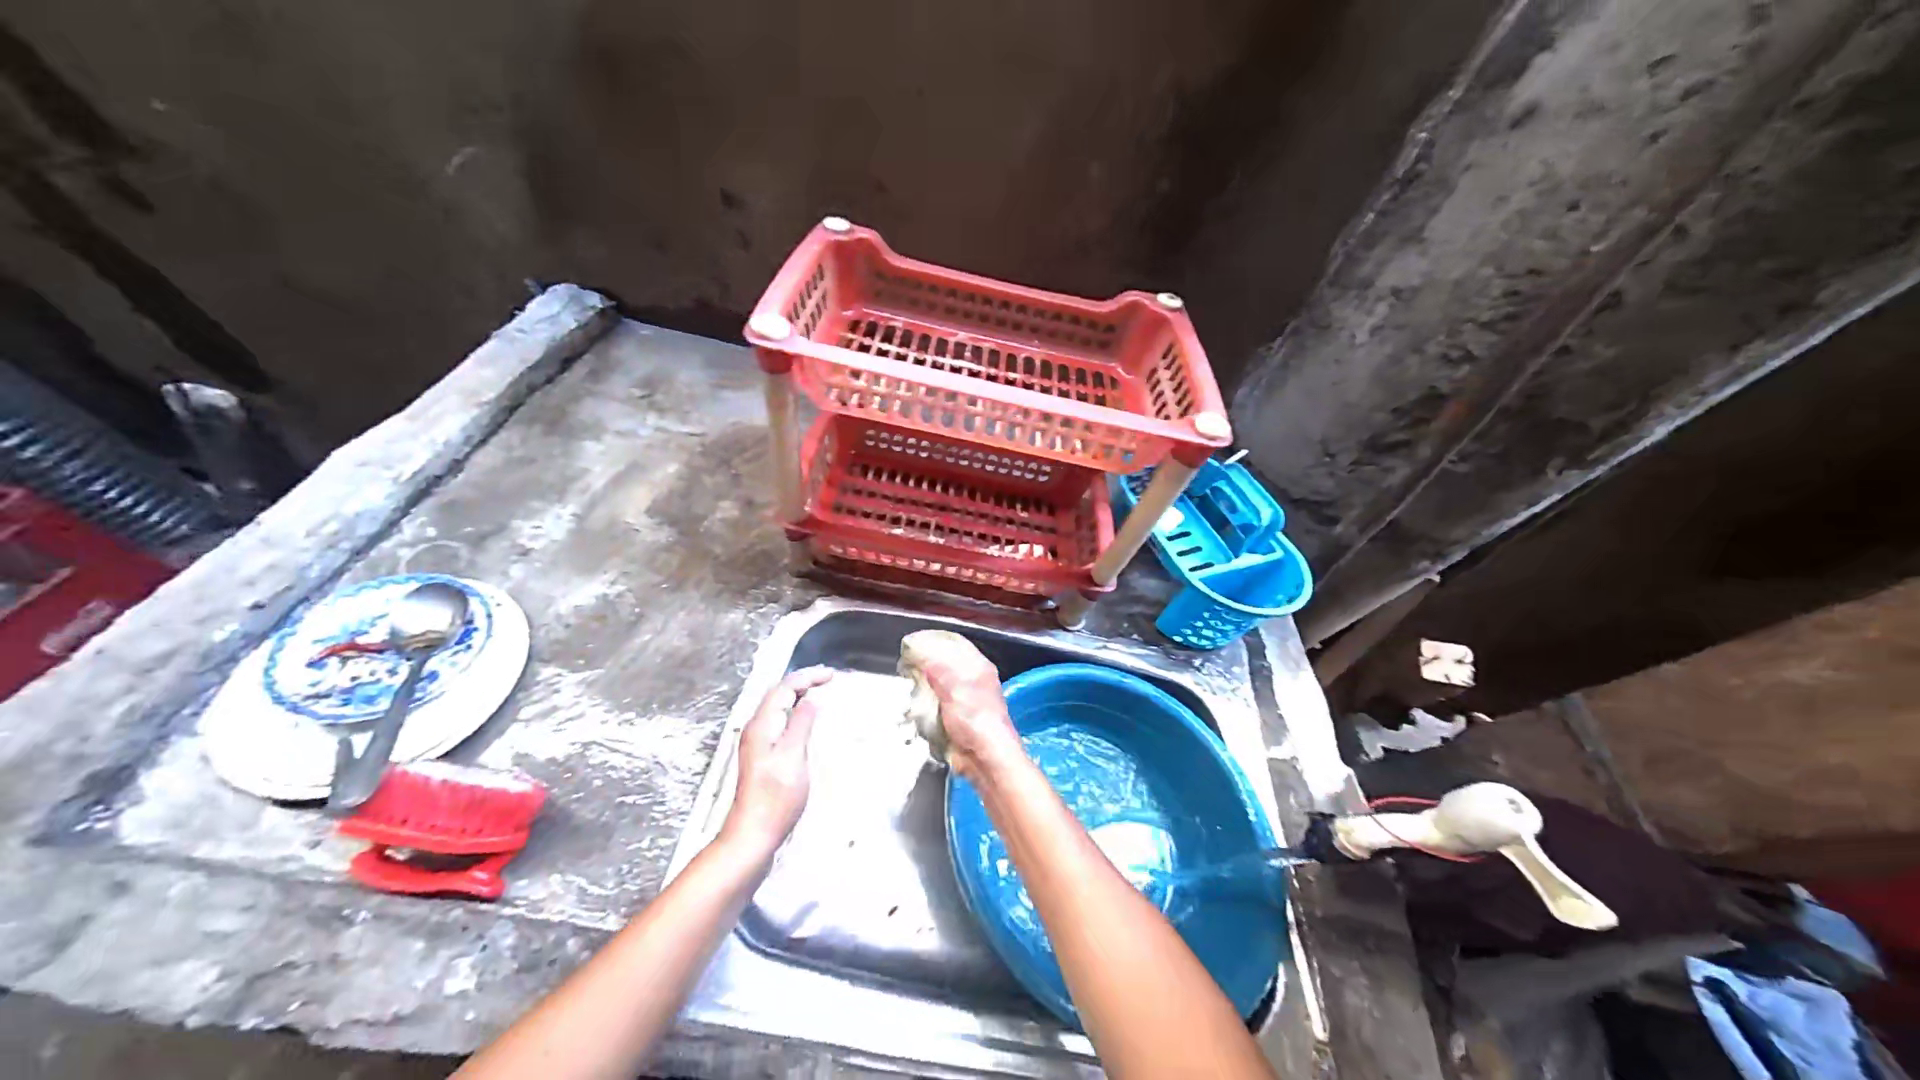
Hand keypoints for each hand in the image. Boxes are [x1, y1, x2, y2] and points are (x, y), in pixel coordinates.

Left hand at [719, 666, 831, 856]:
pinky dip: (795, 710)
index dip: (808, 677)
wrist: (752, 833)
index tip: (832, 675)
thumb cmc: (775, 797)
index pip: (784, 688)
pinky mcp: (762, 754)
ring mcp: (757, 742)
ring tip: (819, 689)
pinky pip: (779, 720)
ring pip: (777, 706)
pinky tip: (805, 717)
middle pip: (778, 693)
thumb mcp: (793, 757)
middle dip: (802, 681)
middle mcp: (756, 729)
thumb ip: (801, 724)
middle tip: (827, 677)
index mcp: (762, 725)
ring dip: (798, 694)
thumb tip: (812, 699)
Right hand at [904, 634, 1025, 781]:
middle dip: (924, 665)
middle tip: (907, 666)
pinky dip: (924, 707)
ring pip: (937, 685)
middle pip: (944, 664)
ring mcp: (964, 701)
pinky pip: (935, 706)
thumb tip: (921, 651)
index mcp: (978, 668)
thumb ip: (937, 669)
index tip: (912, 642)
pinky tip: (915, 709)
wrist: (986, 760)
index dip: (933, 640)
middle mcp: (972, 682)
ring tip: (909, 687)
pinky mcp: (955, 720)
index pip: (954, 644)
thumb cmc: (978, 724)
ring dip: (923, 688)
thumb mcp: (955, 689)